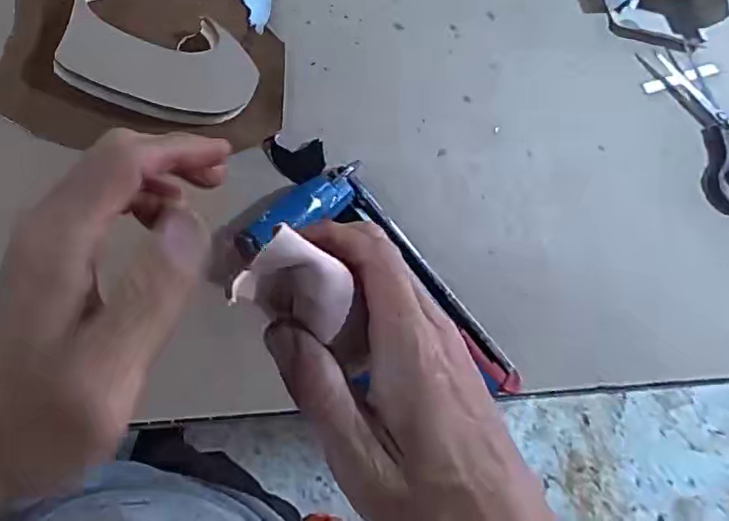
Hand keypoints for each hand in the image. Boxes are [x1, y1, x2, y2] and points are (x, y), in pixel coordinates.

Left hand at [0, 130, 229, 519]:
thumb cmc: (39, 418)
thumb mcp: (107, 370)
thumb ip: (153, 292)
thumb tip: (190, 218)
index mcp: (60, 236)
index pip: (125, 160)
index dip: (178, 148)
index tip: (225, 157)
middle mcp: (46, 221)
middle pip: (114, 154)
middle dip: (171, 153)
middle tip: (218, 177)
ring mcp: (42, 235)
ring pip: (106, 173)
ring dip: (157, 172)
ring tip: (197, 197)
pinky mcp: (45, 253)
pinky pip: (98, 198)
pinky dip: (138, 195)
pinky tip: (157, 225)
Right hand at [265, 221, 552, 520]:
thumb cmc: (435, 503)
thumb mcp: (362, 462)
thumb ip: (318, 390)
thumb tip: (280, 329)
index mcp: (411, 341)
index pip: (374, 251)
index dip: (328, 235)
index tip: (287, 249)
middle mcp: (433, 325)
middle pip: (379, 256)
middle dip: (327, 255)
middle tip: (284, 282)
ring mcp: (445, 337)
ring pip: (389, 278)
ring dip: (344, 279)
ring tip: (302, 311)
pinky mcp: (448, 354)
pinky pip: (401, 304)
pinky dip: (364, 303)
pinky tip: (340, 343)